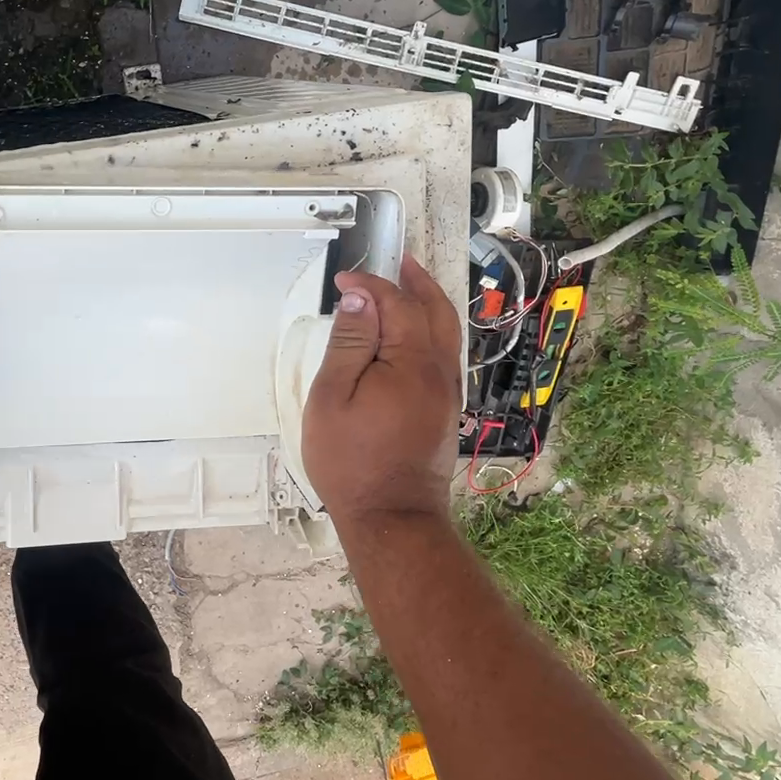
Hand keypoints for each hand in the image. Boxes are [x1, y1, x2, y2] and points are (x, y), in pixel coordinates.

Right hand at [301, 256, 462, 519]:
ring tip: (408, 287)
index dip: (371, 285)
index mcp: (412, 363)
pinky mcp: (445, 410)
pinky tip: (414, 334)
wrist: (392, 517)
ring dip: (428, 304)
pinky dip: (431, 330)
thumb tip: (360, 299)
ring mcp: (447, 393)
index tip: (343, 279)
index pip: (396, 304)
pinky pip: (444, 355)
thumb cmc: (352, 460)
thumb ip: (348, 344)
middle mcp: (439, 372)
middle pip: (436, 312)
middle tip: (398, 262)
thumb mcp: (333, 398)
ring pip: (446, 334)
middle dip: (416, 282)